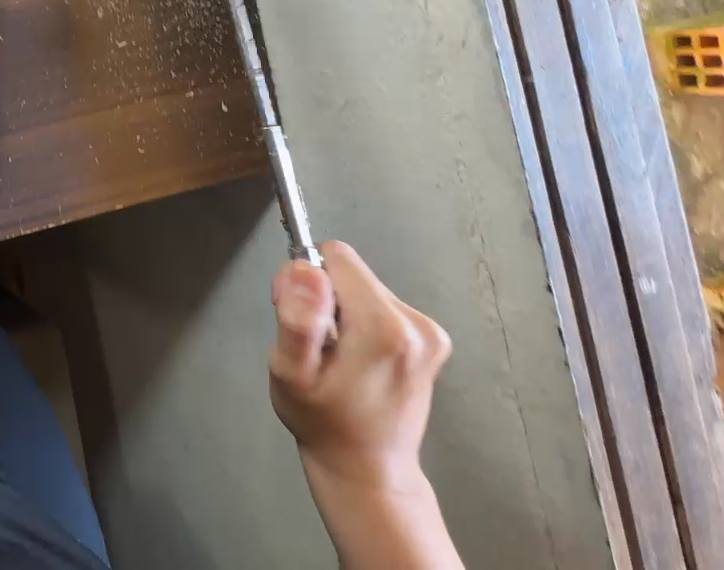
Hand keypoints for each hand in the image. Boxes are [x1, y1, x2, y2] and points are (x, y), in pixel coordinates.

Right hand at [269, 241, 450, 492]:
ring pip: (360, 285)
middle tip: (313, 343)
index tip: (297, 318)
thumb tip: (306, 269)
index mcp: (384, 328)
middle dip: (320, 295)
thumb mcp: (291, 373)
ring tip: (331, 354)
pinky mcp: (432, 338)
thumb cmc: (320, 420)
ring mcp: (431, 332)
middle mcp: (419, 324)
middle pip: (349, 270)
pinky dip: (356, 320)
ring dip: (336, 309)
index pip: (335, 257)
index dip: (303, 280)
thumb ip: (298, 319)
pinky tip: (352, 356)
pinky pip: (376, 301)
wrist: (367, 465)